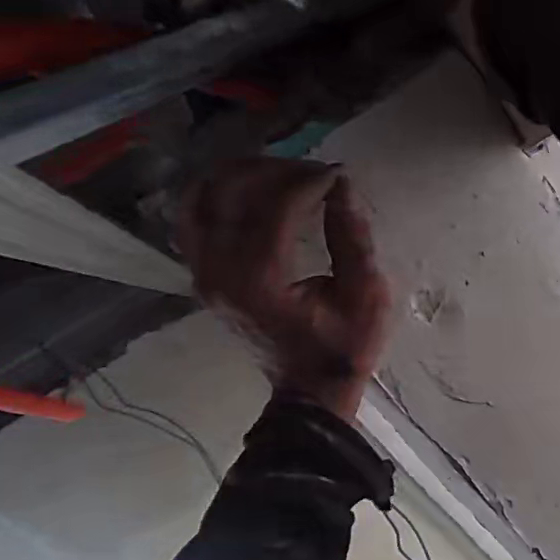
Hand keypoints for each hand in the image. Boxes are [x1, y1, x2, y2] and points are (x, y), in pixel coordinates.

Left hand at [178, 159, 390, 420]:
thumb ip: (353, 238)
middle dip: (277, 170)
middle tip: (316, 173)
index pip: (276, 206)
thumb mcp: (367, 295)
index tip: (340, 175)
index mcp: (261, 279)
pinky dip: (216, 193)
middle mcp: (220, 271)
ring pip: (201, 198)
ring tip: (282, 174)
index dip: (310, 181)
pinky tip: (250, 190)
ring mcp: (203, 274)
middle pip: (230, 191)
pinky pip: (192, 218)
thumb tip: (342, 187)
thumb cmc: (344, 346)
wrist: (309, 389)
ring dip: (240, 175)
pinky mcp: (202, 275)